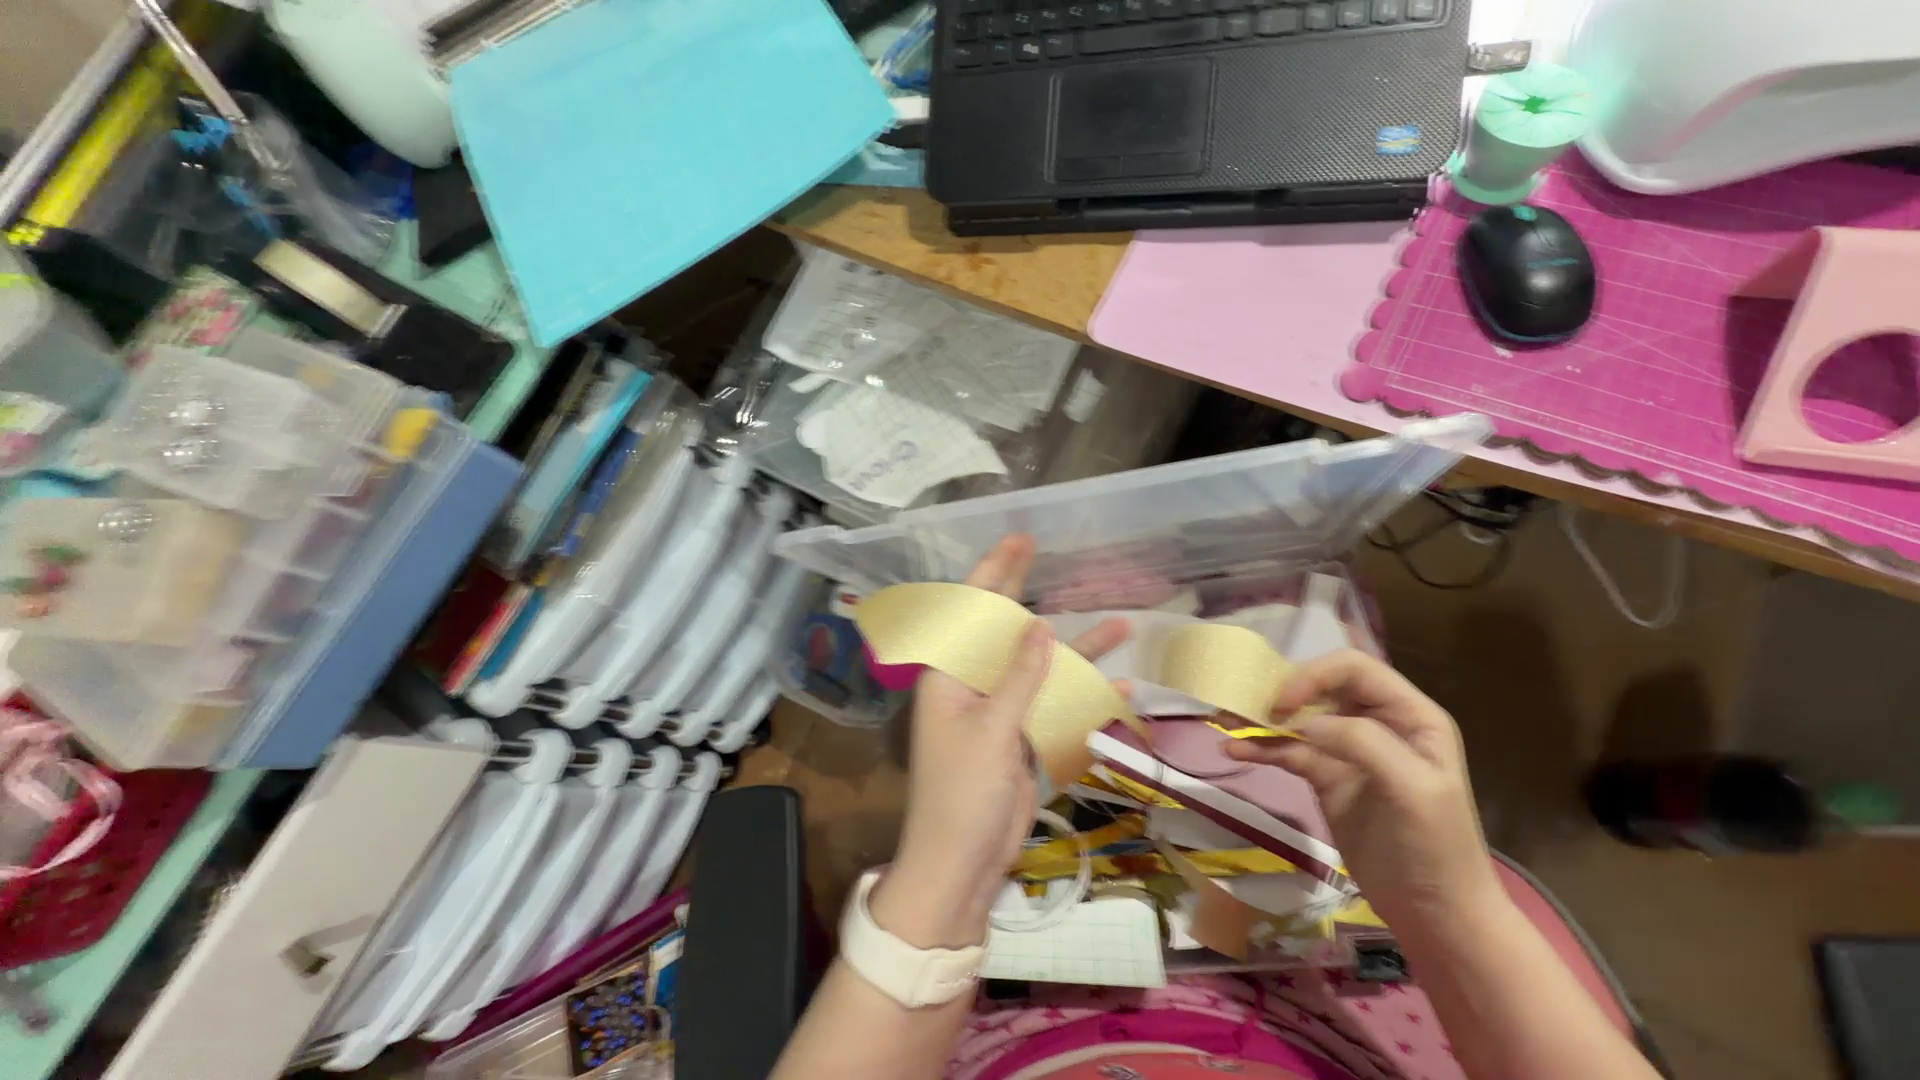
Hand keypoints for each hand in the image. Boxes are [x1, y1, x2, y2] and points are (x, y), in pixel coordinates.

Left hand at [871, 535, 1127, 949]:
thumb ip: (1019, 679)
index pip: (971, 612)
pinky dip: (1084, 697)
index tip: (1018, 541)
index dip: (994, 572)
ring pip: (1041, 670)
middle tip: (1046, 554)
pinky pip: (1055, 707)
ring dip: (1078, 652)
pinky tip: (1122, 687)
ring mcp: (1000, 714)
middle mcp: (972, 687)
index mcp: (949, 677)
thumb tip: (1041, 626)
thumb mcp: (991, 731)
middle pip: (1006, 632)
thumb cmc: (962, 794)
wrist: (961, 863)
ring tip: (1124, 625)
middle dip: (1028, 594)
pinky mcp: (1021, 741)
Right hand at [1224, 649, 1503, 933]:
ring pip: (1301, 719)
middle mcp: (1379, 724)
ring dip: (1264, 719)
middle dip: (1284, 692)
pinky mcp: (1326, 779)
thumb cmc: (1436, 847)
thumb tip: (1303, 722)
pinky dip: (1263, 749)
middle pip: (1323, 687)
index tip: (1282, 704)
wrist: (1436, 914)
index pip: (1356, 670)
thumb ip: (1362, 743)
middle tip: (1246, 708)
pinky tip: (1236, 750)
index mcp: (1411, 715)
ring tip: (1226, 722)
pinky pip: (1290, 752)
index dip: (1316, 675)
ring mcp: (1349, 752)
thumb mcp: (1413, 789)